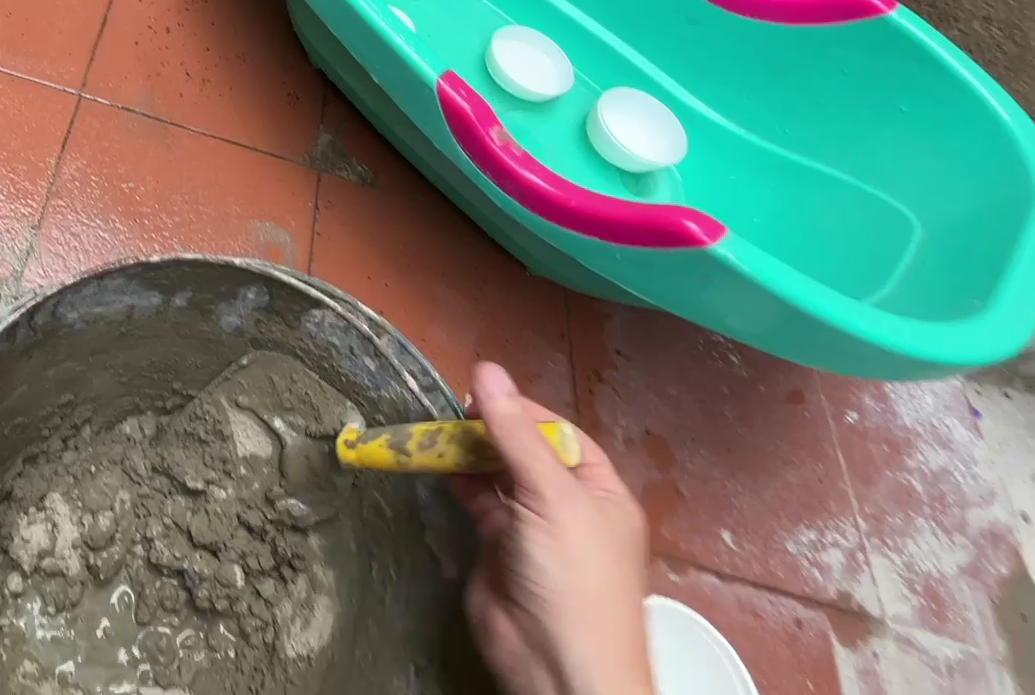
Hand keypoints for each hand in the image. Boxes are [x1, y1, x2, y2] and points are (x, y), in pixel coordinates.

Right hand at [449, 363, 653, 694]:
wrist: (556, 664)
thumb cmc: (571, 575)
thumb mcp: (549, 494)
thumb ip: (513, 433)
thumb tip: (486, 369)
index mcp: (599, 491)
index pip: (558, 433)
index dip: (521, 411)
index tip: (479, 394)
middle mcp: (567, 504)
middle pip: (523, 450)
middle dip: (489, 430)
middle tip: (452, 412)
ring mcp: (531, 525)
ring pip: (495, 473)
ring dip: (468, 453)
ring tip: (436, 434)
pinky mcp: (498, 543)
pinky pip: (476, 499)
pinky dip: (457, 480)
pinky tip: (437, 464)